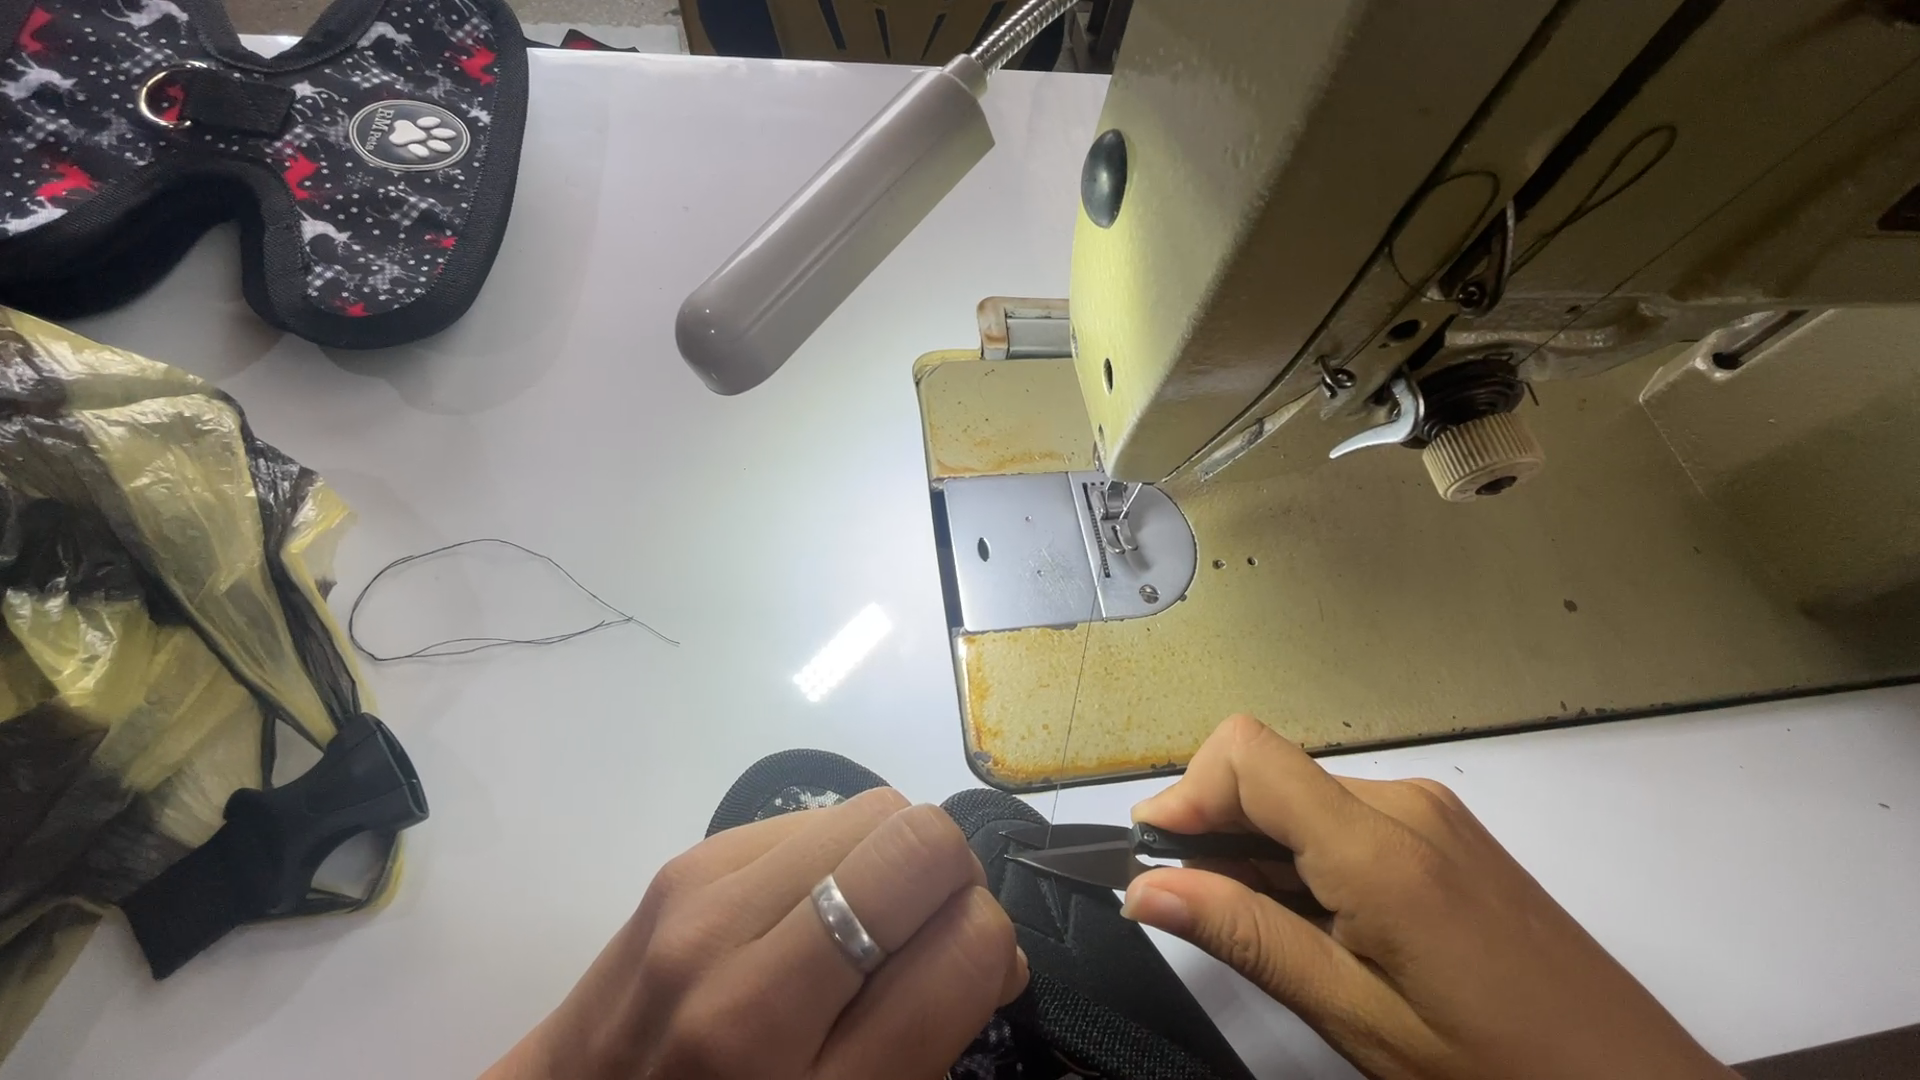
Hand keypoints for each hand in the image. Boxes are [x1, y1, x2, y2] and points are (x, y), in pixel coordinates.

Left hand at [483, 789, 1027, 1079]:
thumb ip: (934, 1035)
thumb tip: (993, 940)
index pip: (964, 950)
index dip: (991, 941)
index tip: (973, 962)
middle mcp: (754, 999)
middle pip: (919, 848)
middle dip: (953, 873)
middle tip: (928, 922)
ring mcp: (708, 916)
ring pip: (875, 809)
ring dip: (897, 853)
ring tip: (869, 908)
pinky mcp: (686, 864)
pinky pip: (815, 815)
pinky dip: (839, 849)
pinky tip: (810, 900)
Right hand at [1122, 715, 1733, 1079]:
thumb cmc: (1503, 1075)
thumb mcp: (1358, 1019)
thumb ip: (1246, 936)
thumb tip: (1146, 889)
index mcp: (1380, 848)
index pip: (1248, 754)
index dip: (1186, 790)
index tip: (1157, 855)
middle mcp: (1404, 803)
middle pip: (1267, 771)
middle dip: (1214, 827)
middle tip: (1198, 905)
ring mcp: (1430, 812)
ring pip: (1299, 793)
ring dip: (1257, 845)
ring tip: (1266, 926)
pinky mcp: (1443, 829)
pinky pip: (1340, 813)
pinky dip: (1301, 850)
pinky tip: (1318, 917)